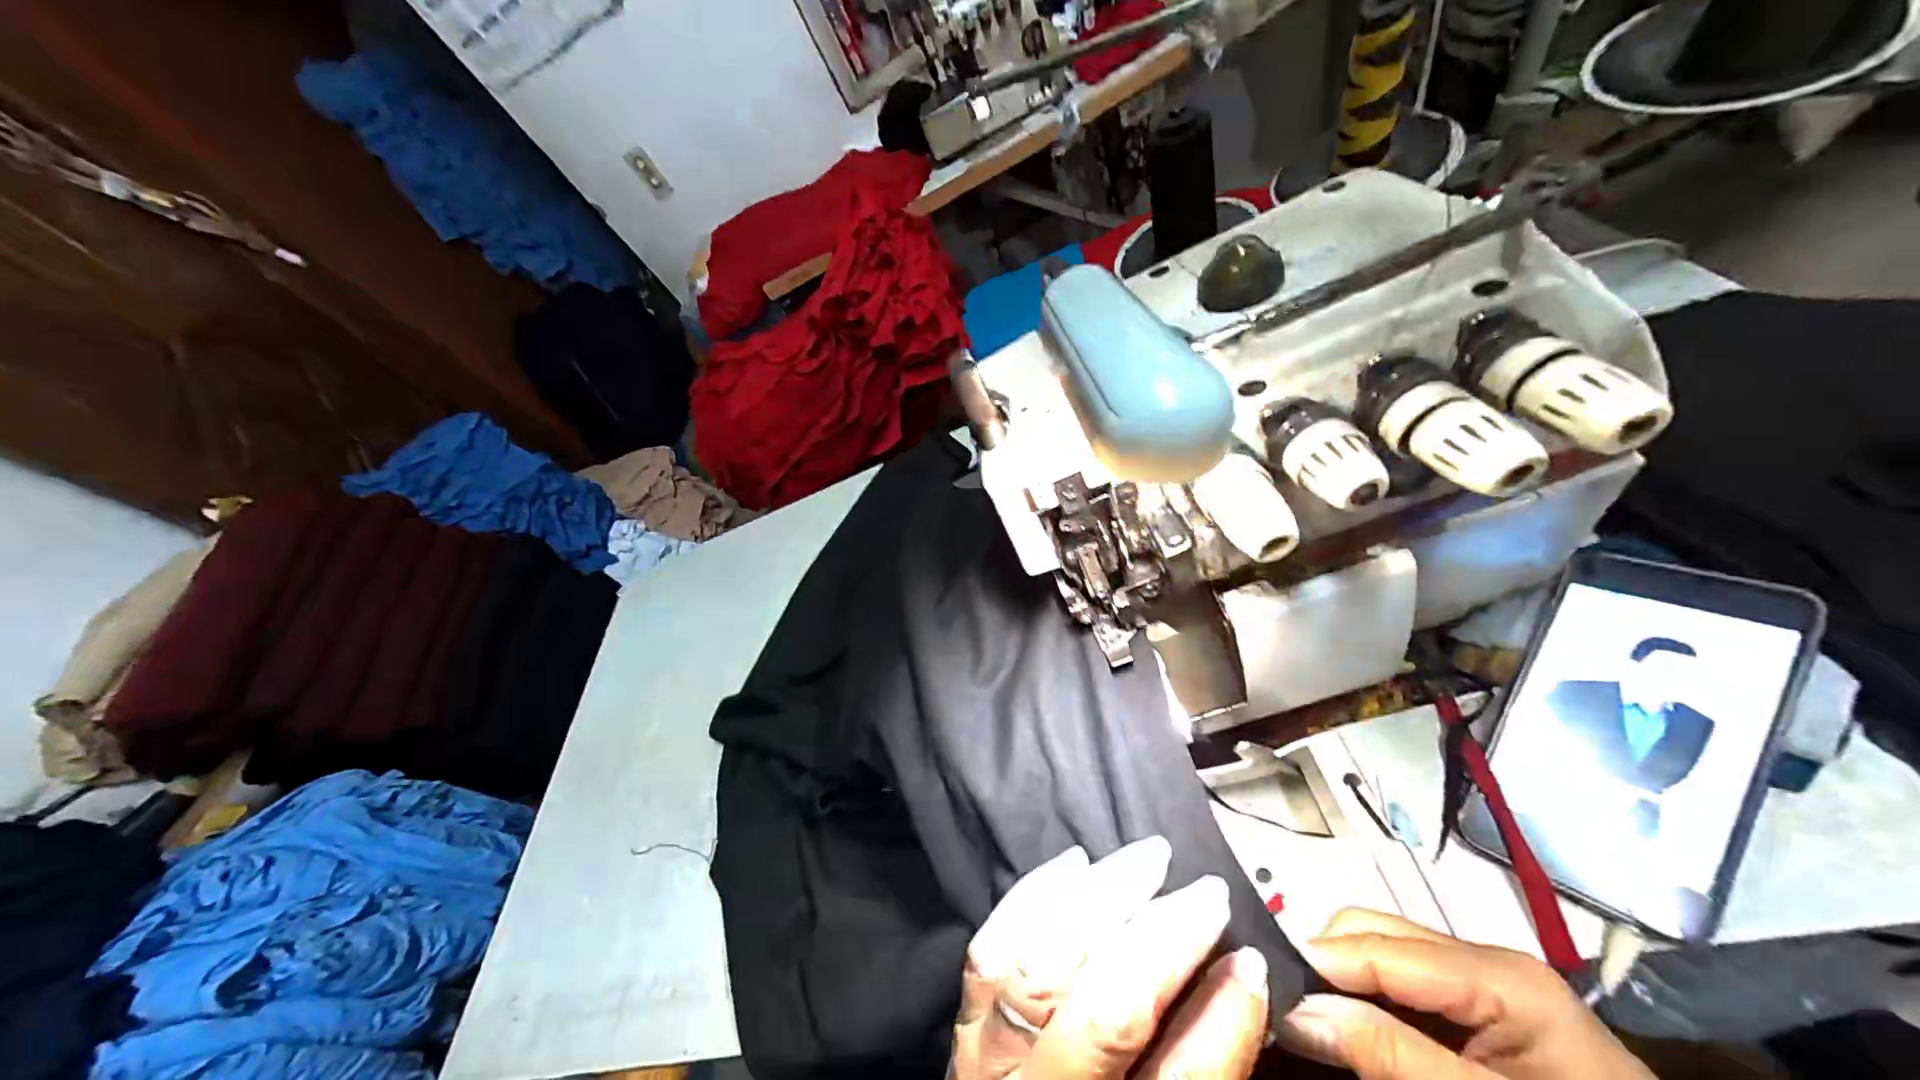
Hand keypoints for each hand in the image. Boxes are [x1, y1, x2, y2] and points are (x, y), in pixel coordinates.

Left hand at [949, 836, 1269, 1079]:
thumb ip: (1201, 1062)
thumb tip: (1239, 977)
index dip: (1222, 1021)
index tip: (1251, 961)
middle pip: (1104, 1012)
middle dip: (1161, 939)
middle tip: (1207, 892)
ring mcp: (989, 1058)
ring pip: (1041, 963)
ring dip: (1100, 899)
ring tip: (1146, 860)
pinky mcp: (965, 1023)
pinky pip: (992, 948)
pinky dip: (1036, 897)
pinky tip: (1074, 864)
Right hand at [1278, 909, 1654, 1079]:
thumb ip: (1391, 1055)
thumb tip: (1296, 1011)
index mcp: (1498, 974)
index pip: (1374, 944)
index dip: (1311, 962)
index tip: (1258, 991)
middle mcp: (1485, 958)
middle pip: (1372, 932)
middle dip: (1321, 966)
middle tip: (1284, 1015)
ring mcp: (1484, 978)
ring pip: (1379, 950)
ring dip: (1340, 981)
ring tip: (1309, 1021)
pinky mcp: (1482, 1003)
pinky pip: (1402, 980)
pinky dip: (1368, 997)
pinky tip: (1352, 1026)